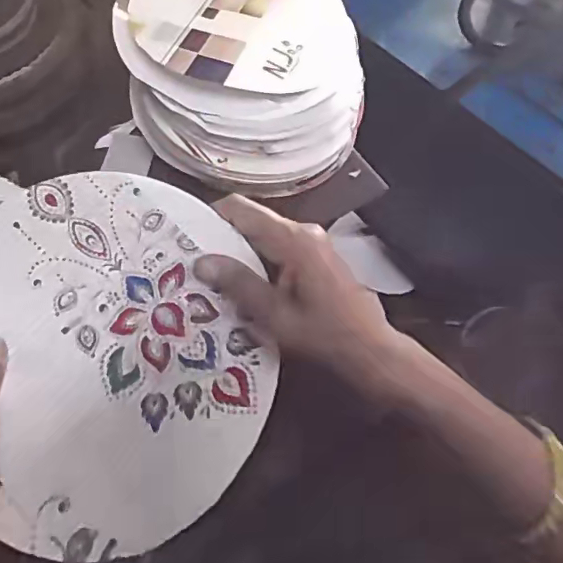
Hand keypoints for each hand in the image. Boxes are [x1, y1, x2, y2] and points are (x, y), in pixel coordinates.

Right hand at [196, 195, 425, 403]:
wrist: (374, 353)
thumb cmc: (326, 336)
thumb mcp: (276, 316)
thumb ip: (239, 285)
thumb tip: (202, 261)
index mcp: (292, 238)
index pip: (241, 209)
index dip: (211, 215)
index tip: (187, 234)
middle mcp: (303, 231)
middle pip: (252, 221)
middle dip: (222, 238)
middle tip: (193, 259)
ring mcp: (314, 242)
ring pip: (264, 236)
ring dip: (240, 253)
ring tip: (212, 276)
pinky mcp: (317, 256)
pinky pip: (279, 248)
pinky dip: (258, 262)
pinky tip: (244, 287)